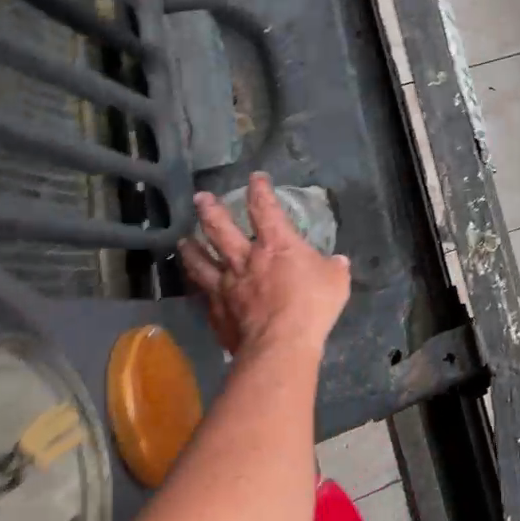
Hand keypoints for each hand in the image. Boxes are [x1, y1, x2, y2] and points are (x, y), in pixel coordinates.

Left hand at [178, 173, 350, 360]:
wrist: (280, 343)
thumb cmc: (313, 304)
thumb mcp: (336, 279)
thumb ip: (332, 266)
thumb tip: (335, 261)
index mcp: (278, 245)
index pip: (265, 209)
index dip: (260, 190)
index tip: (255, 177)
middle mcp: (245, 259)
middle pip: (221, 229)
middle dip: (211, 211)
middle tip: (201, 198)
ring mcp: (226, 285)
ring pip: (201, 261)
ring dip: (191, 248)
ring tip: (183, 240)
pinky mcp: (215, 310)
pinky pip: (202, 292)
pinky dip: (197, 284)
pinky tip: (194, 283)